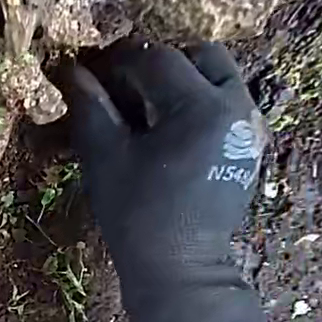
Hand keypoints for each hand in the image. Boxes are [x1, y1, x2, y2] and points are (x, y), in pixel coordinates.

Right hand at [52, 39, 268, 321]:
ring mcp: (250, 125)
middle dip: (158, 63)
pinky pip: (226, 102)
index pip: (157, 58)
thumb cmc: (136, 214)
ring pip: (218, 76)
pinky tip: (167, 128)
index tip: (92, 73)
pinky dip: (197, 101)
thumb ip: (91, 107)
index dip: (119, 60)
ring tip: (145, 107)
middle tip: (122, 88)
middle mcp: (237, 106)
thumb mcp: (105, 158)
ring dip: (181, 80)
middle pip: (199, 55)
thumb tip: (71, 70)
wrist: (179, 266)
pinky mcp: (250, 144)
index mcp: (202, 107)